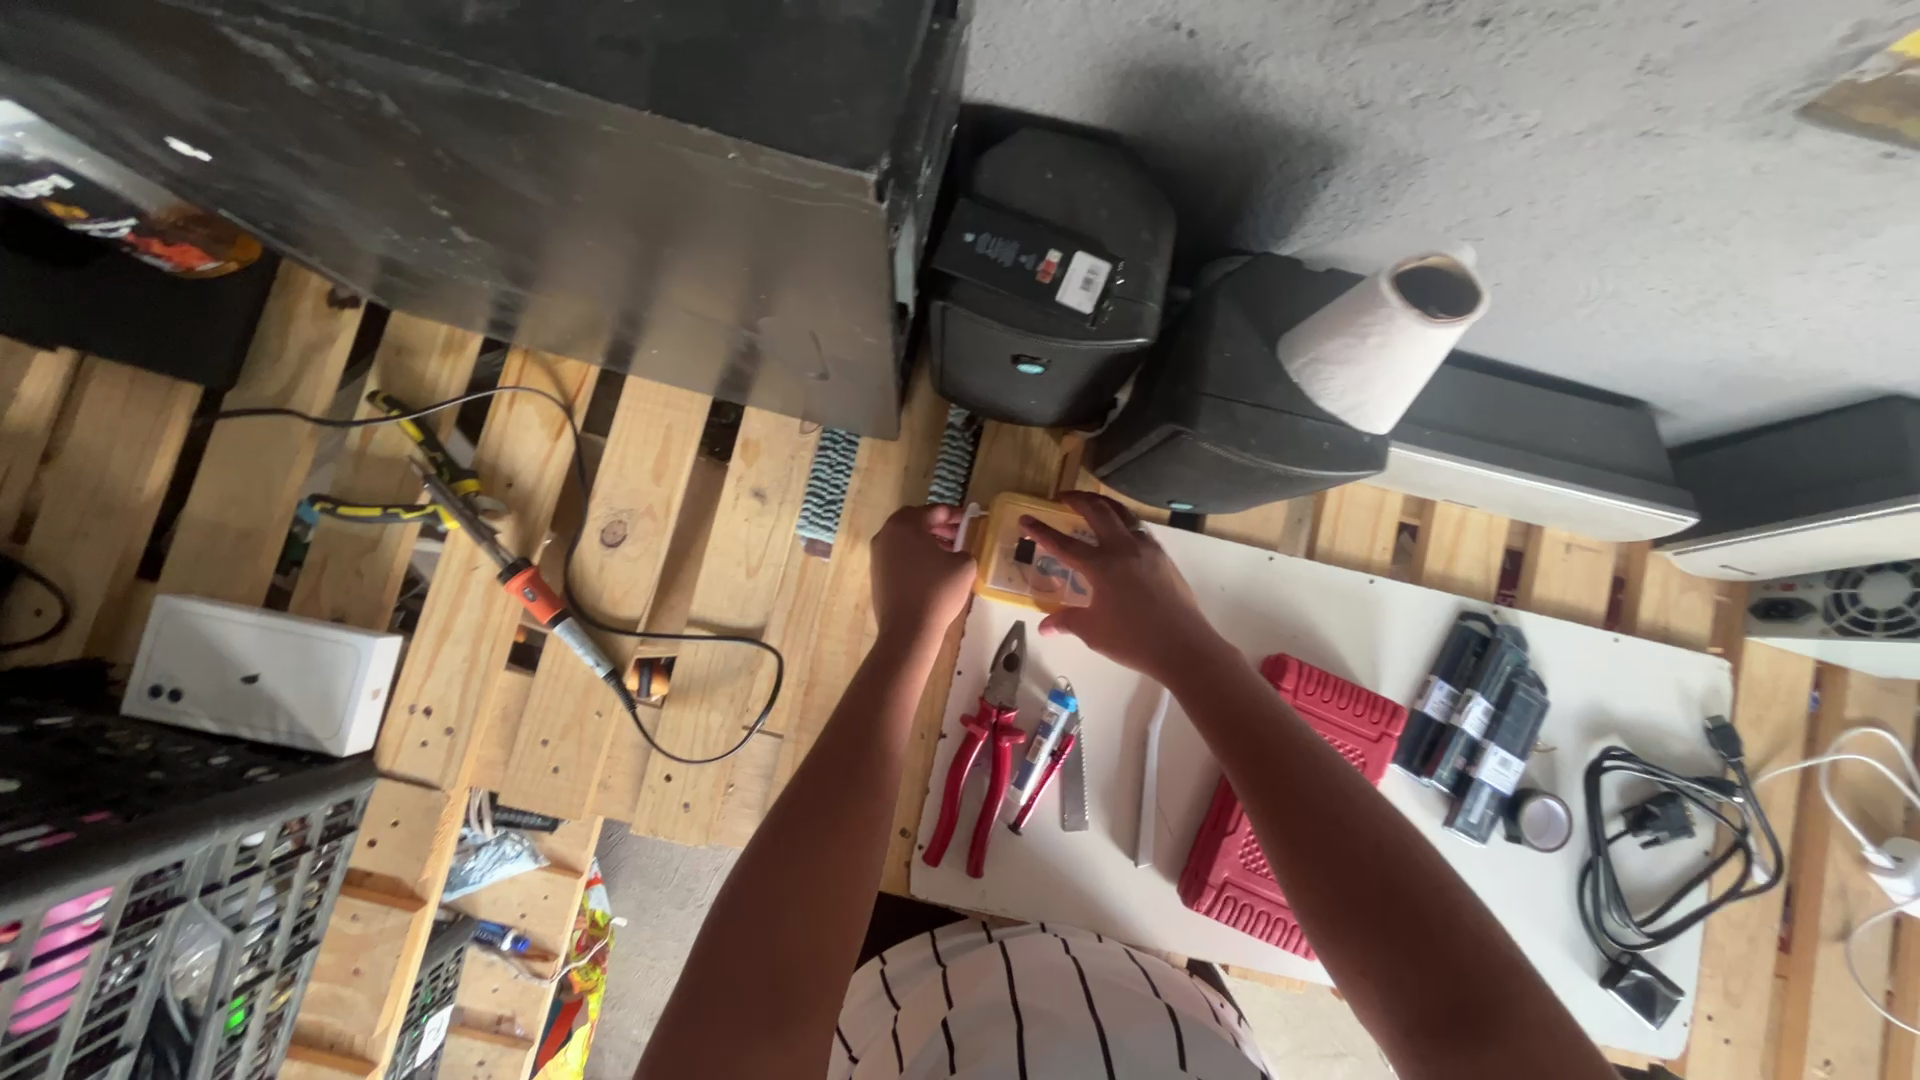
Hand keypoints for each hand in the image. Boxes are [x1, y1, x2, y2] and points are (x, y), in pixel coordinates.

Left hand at [870, 504, 976, 640]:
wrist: (908, 629)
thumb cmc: (938, 591)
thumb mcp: (964, 565)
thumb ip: (964, 549)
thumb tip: (957, 553)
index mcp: (905, 524)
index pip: (934, 511)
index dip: (955, 514)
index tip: (970, 520)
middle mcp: (886, 534)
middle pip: (915, 521)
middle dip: (938, 525)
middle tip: (958, 534)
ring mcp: (877, 555)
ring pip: (905, 539)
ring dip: (926, 541)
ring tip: (948, 553)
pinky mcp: (876, 574)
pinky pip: (898, 556)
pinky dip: (915, 556)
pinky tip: (931, 570)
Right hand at [1020, 492, 1230, 685]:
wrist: (1184, 645)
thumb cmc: (1133, 640)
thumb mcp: (1093, 632)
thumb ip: (1067, 622)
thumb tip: (1045, 627)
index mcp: (1101, 565)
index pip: (1063, 544)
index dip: (1041, 530)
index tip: (1025, 518)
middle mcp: (1123, 548)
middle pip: (1097, 512)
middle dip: (1078, 500)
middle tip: (1063, 497)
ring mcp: (1147, 550)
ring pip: (1123, 513)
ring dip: (1104, 503)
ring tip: (1094, 503)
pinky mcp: (1164, 557)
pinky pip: (1140, 528)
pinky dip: (1125, 520)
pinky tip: (1123, 531)